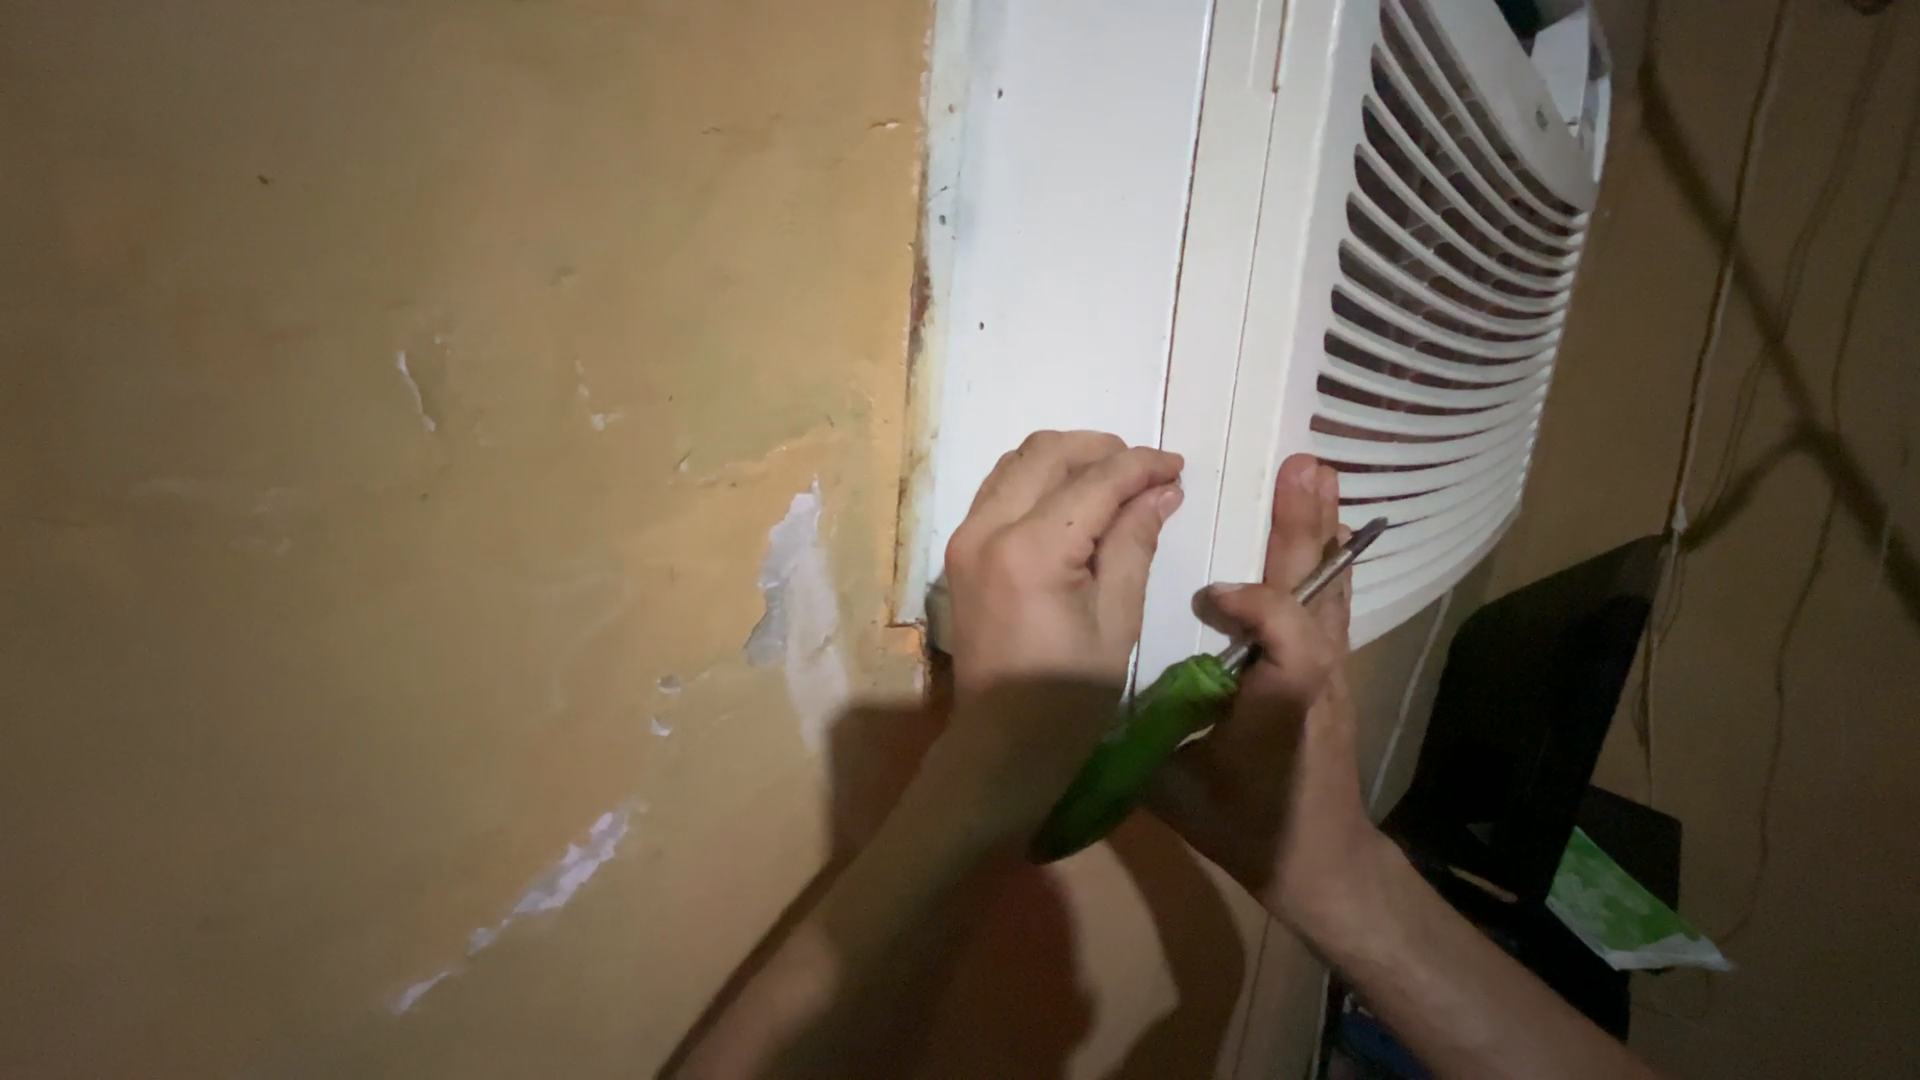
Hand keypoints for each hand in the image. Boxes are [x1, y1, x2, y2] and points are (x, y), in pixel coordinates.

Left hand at [932, 430, 1184, 838]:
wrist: (1000, 745)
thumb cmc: (1069, 698)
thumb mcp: (1118, 621)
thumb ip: (1134, 543)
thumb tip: (1161, 490)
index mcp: (1030, 551)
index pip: (1094, 481)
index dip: (1142, 465)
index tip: (1177, 466)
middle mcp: (986, 530)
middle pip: (1045, 452)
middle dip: (1101, 450)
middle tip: (1144, 472)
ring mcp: (964, 538)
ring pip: (1016, 463)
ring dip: (1066, 460)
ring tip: (1112, 483)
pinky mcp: (959, 553)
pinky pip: (998, 490)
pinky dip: (1037, 482)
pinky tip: (1071, 503)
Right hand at [1144, 454, 1382, 922]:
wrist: (1322, 864)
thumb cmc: (1251, 830)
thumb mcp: (1180, 796)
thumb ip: (1136, 745)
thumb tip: (1082, 698)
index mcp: (1281, 704)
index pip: (1288, 639)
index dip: (1257, 605)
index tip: (1210, 598)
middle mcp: (1316, 677)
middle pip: (1320, 593)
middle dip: (1307, 529)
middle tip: (1306, 466)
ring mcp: (1333, 671)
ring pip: (1332, 591)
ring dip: (1320, 530)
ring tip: (1318, 474)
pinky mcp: (1332, 672)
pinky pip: (1331, 604)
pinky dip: (1325, 559)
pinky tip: (1324, 527)